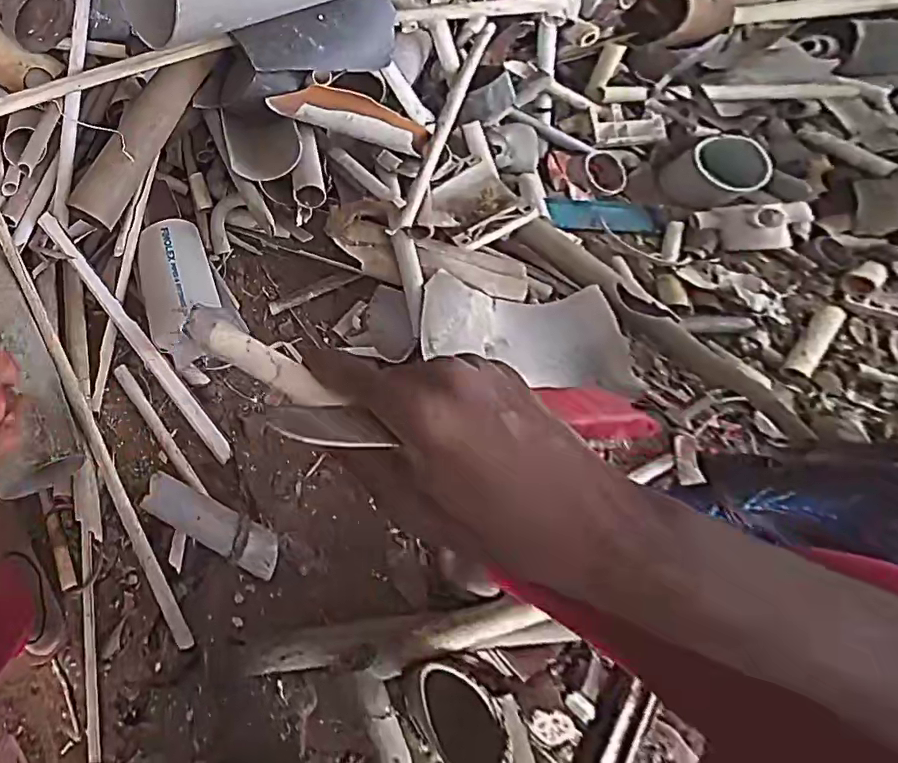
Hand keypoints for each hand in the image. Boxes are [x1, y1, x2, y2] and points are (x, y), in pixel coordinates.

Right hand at [304, 350, 649, 595]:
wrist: (603, 530)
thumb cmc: (508, 529)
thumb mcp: (414, 508)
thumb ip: (359, 460)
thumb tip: (324, 430)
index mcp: (417, 408)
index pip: (342, 370)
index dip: (312, 372)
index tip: (294, 372)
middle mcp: (444, 374)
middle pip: (379, 376)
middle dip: (372, 405)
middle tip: (388, 447)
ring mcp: (476, 368)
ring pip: (413, 376)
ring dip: (410, 404)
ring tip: (440, 452)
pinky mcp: (500, 371)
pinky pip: (446, 378)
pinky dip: (442, 399)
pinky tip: (469, 440)